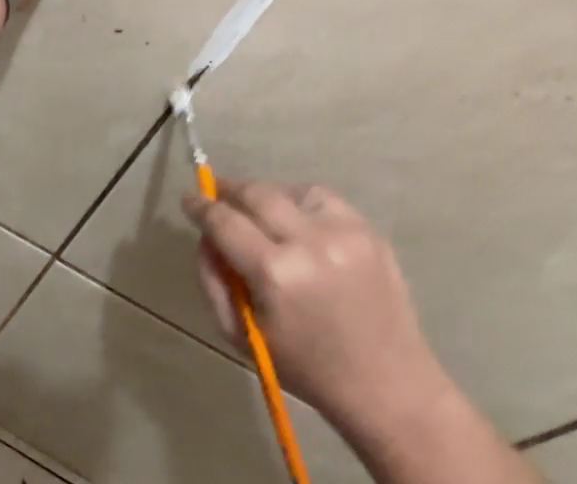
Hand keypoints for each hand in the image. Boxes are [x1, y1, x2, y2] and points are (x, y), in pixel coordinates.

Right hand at [182, 180, 452, 432]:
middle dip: (229, 190)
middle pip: (256, 193)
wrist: (388, 387)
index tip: (188, 199)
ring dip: (267, 196)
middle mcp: (310, 242)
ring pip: (290, 190)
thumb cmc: (306, 368)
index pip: (224, 220)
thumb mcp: (240, 334)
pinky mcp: (369, 232)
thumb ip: (213, 278)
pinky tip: (297, 222)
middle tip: (215, 195)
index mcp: (275, 272)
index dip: (200, 206)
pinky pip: (323, 200)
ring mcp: (344, 233)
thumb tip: (205, 236)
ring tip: (260, 214)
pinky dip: (301, 203)